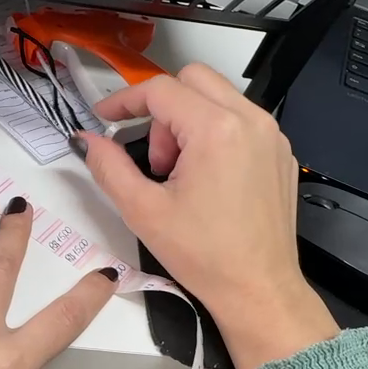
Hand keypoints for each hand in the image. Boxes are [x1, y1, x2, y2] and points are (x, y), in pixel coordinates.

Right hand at [81, 64, 337, 368]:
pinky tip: (204, 180)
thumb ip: (108, 167)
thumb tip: (88, 141)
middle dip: (162, 110)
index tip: (105, 118)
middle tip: (153, 158)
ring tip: (178, 174)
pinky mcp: (279, 153)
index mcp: (216, 131)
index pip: (160, 90)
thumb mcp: (142, 210)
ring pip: (217, 98)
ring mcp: (271, 136)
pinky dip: (214, 135)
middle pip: (192, 80)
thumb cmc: (207, 256)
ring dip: (187, 122)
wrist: (257, 288)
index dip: (124, 100)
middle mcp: (251, 122)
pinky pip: (240, 121)